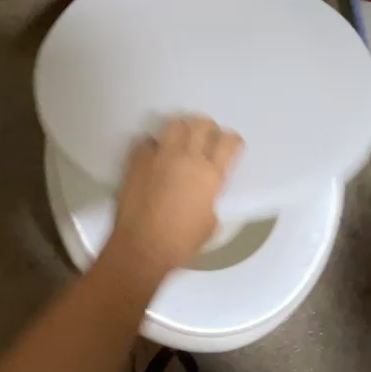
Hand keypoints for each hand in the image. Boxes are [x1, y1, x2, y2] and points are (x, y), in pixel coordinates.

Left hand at [103, 114, 244, 276]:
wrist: (141, 247)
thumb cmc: (180, 243)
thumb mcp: (210, 222)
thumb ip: (210, 197)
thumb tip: (204, 190)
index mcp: (210, 175)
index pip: (229, 143)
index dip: (233, 141)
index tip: (231, 145)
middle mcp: (186, 158)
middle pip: (202, 124)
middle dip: (208, 127)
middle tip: (206, 136)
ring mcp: (160, 155)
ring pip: (175, 124)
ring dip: (182, 128)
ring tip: (181, 139)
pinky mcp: (137, 159)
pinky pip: (147, 140)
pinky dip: (153, 144)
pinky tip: (154, 155)